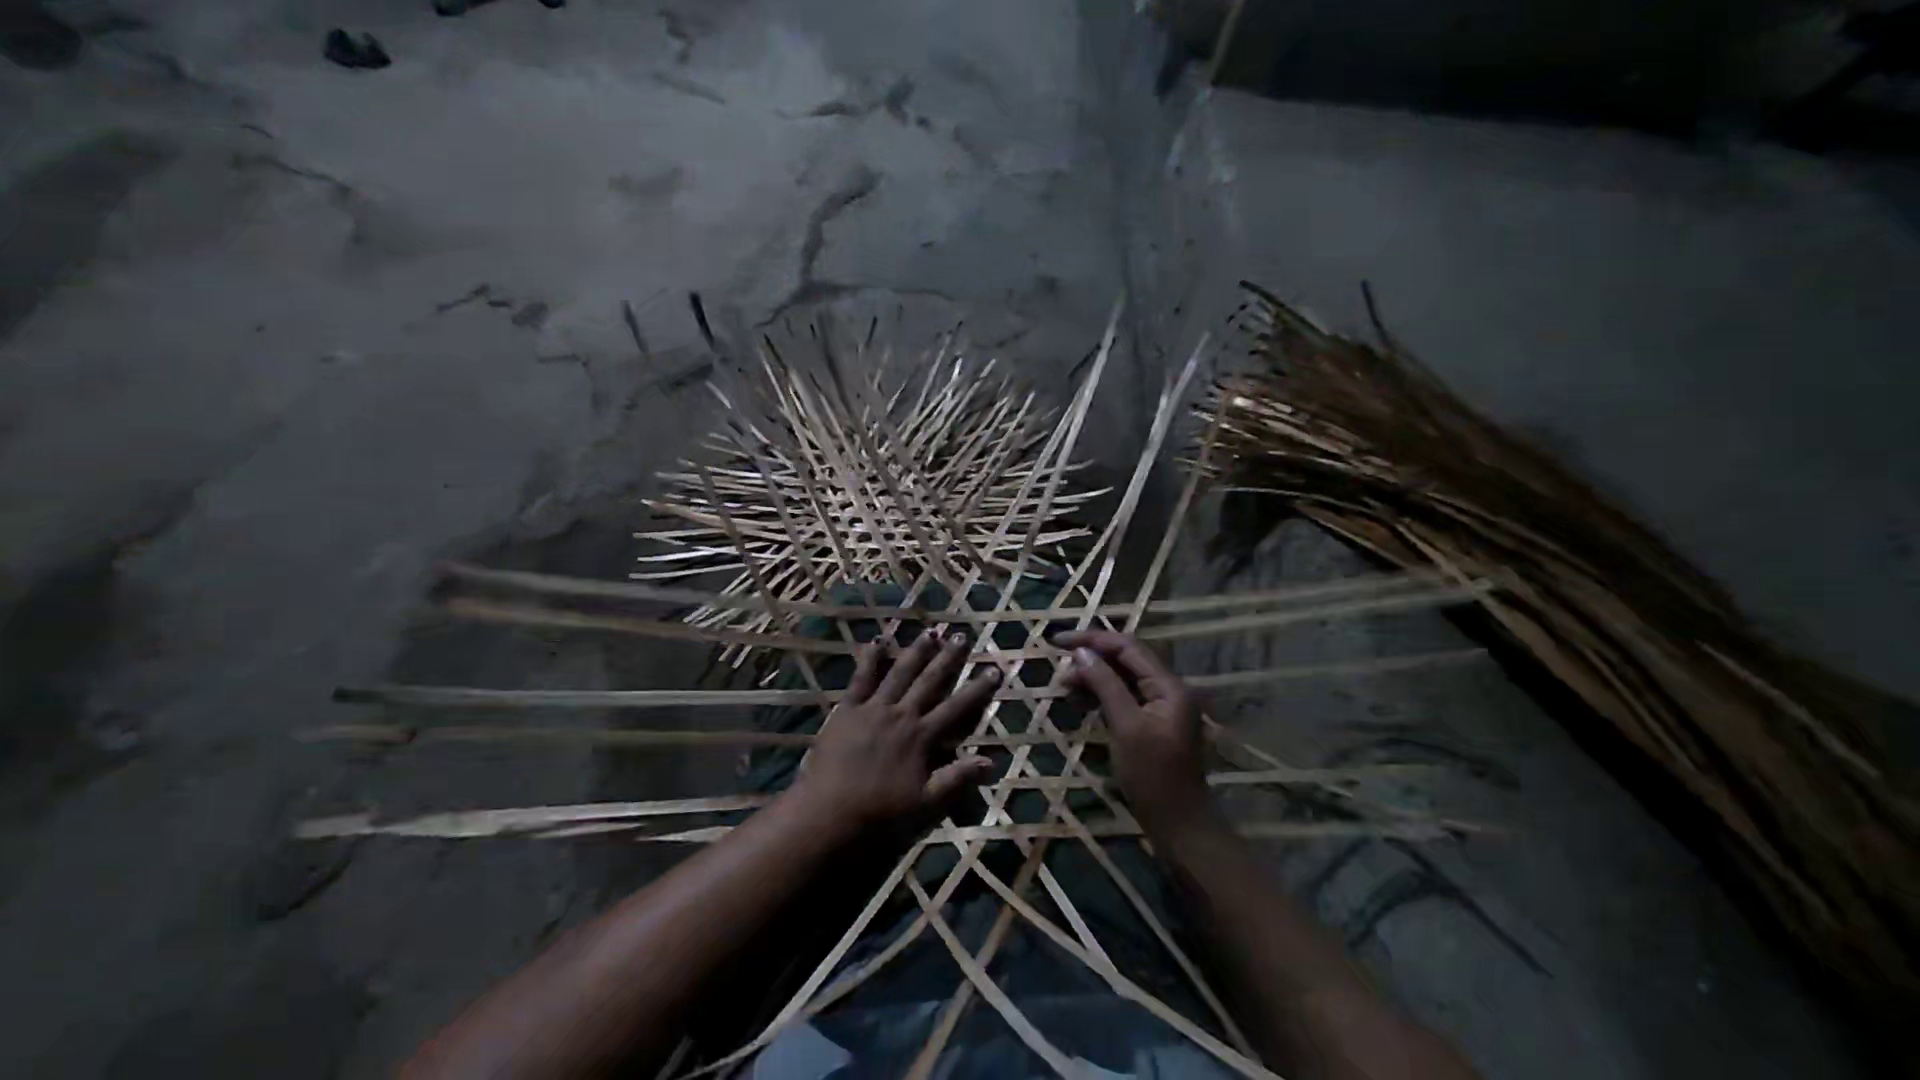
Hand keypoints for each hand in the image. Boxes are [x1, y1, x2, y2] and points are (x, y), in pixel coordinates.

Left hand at [784, 630, 1000, 838]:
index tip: (994, 671)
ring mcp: (872, 709)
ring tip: (930, 632)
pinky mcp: (847, 710)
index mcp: (921, 737)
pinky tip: (877, 642)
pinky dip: (870, 659)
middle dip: (948, 659)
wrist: (828, 813)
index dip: (978, 690)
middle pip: (930, 681)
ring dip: (916, 651)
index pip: (957, 708)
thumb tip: (991, 762)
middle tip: (961, 637)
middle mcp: (901, 714)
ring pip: (899, 673)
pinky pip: (861, 679)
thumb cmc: (880, 813)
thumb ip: (957, 779)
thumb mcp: (926, 804)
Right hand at [1055, 630, 1212, 835]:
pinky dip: (1101, 696)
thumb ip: (1105, 685)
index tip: (1058, 641)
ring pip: (1123, 679)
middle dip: (1091, 658)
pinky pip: (1124, 698)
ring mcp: (1160, 708)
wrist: (1179, 824)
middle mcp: (1168, 690)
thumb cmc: (1152, 776)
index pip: (1128, 647)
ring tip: (1064, 686)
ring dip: (1094, 678)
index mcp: (1169, 686)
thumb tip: (1081, 654)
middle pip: (1126, 660)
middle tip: (1059, 666)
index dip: (1092, 640)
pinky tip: (1079, 702)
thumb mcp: (1125, 727)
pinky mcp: (1151, 724)